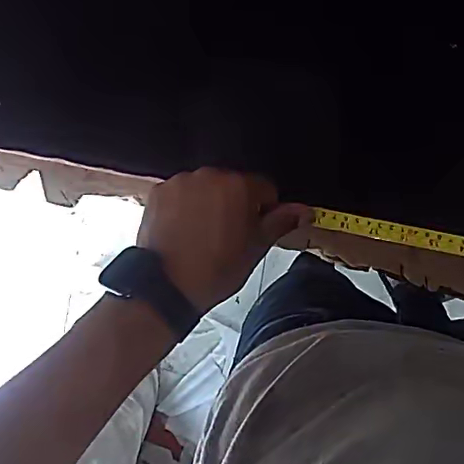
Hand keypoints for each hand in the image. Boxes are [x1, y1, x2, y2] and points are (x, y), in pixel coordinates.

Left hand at [136, 168, 310, 312]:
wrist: (166, 287)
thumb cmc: (214, 269)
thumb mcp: (256, 247)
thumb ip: (281, 222)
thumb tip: (303, 211)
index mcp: (239, 186)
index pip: (265, 189)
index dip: (264, 210)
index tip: (255, 229)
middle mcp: (210, 176)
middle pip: (234, 185)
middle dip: (235, 204)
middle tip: (230, 235)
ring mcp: (182, 182)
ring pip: (208, 188)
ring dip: (210, 204)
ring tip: (204, 236)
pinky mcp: (160, 191)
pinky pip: (182, 193)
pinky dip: (185, 207)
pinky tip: (186, 231)